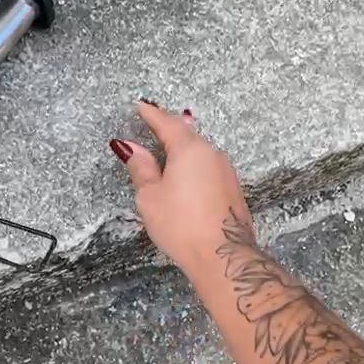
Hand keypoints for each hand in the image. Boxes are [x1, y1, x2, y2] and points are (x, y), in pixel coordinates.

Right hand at [111, 102, 250, 283]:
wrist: (223, 257)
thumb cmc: (180, 224)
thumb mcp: (150, 195)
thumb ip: (141, 167)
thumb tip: (131, 146)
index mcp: (189, 150)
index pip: (167, 123)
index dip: (151, 114)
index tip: (140, 106)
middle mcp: (212, 154)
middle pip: (186, 134)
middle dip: (168, 127)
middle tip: (152, 122)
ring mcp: (225, 171)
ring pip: (199, 151)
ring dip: (181, 147)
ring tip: (166, 147)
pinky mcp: (232, 189)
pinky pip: (207, 166)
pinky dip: (192, 164)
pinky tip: (184, 172)